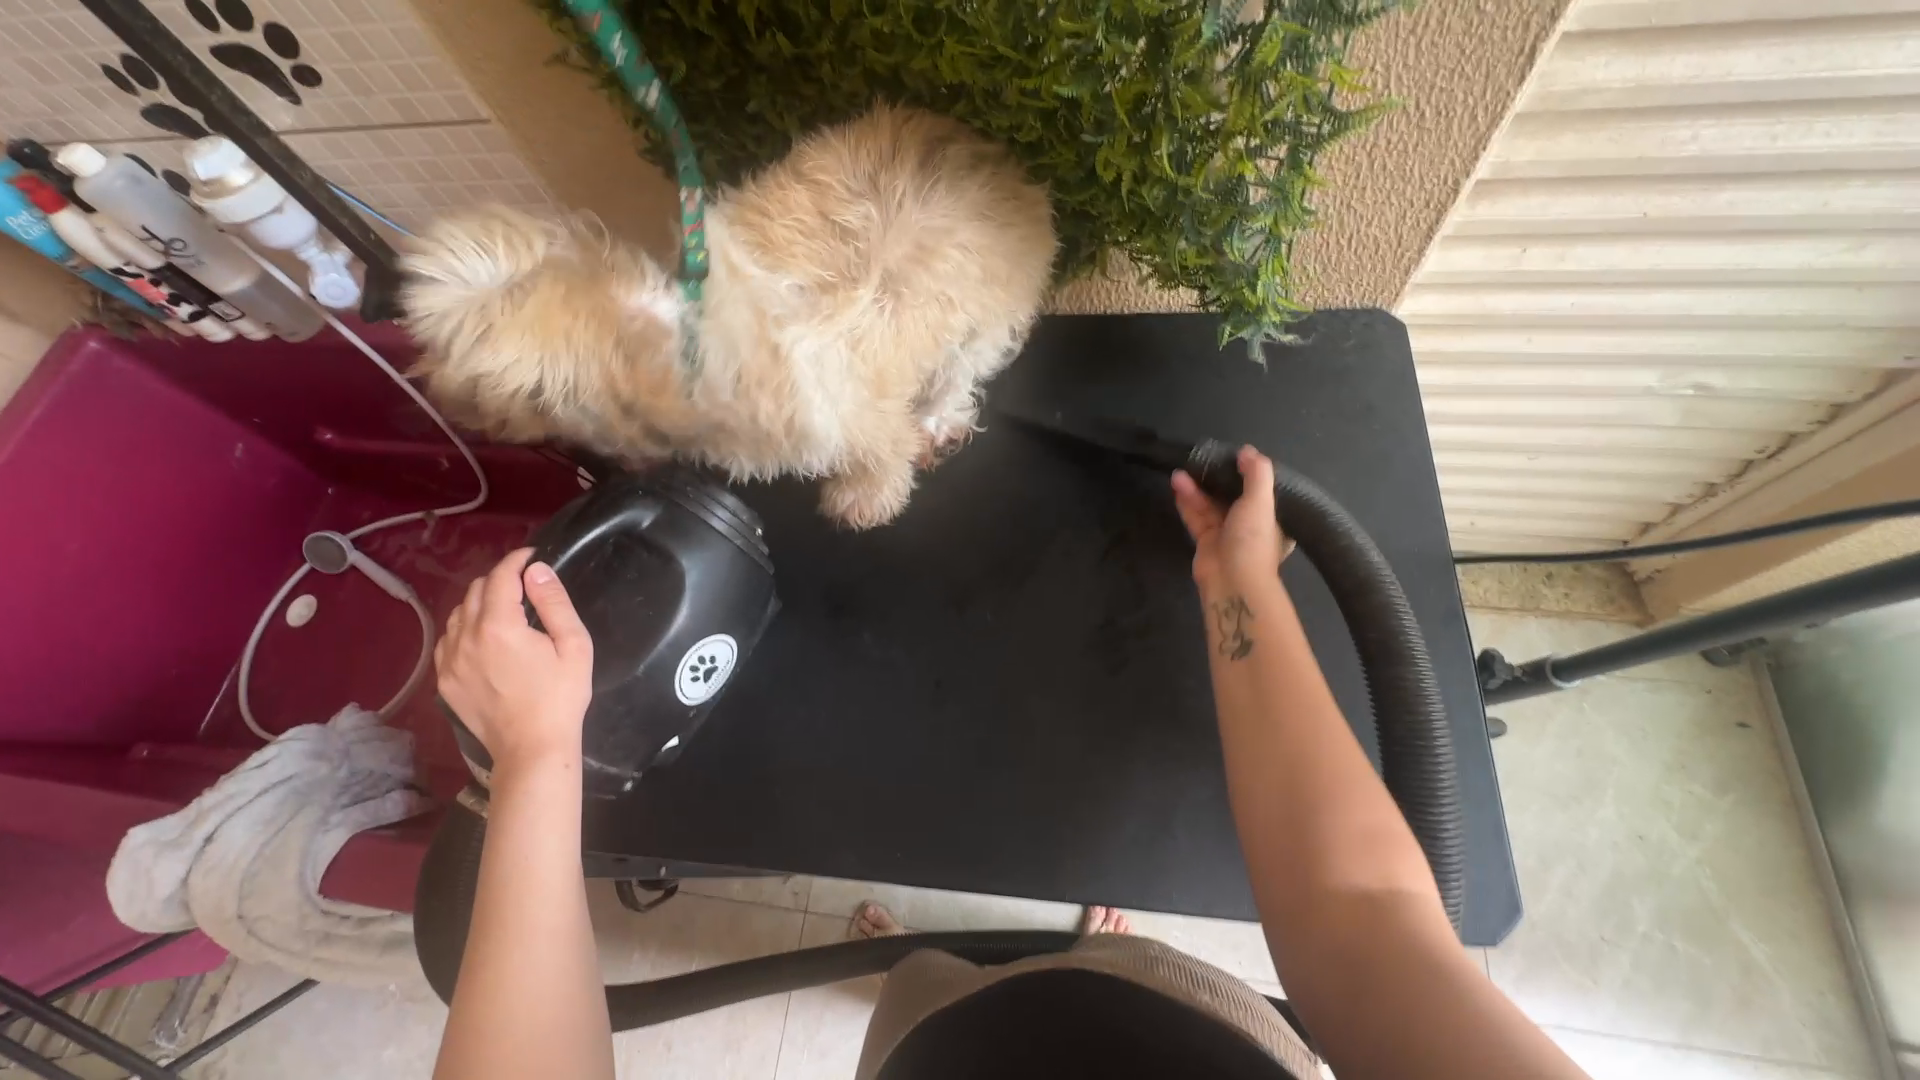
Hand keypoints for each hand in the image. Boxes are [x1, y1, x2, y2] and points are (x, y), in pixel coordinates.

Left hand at [435, 548, 593, 774]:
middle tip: (525, 585)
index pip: (501, 577)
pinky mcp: (444, 680)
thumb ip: (555, 603)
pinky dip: (464, 628)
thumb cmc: (561, 696)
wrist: (531, 747)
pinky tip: (484, 638)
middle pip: (476, 591)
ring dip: (480, 603)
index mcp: (500, 625)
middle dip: (500, 579)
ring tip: (505, 610)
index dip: (517, 560)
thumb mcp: (574, 645)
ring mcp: (449, 660)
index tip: (532, 556)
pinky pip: (448, 640)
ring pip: (458, 614)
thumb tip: (537, 570)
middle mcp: (466, 637)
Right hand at [1171, 445, 1291, 591]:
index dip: (1246, 472)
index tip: (1231, 455)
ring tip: (1180, 472)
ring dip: (1195, 489)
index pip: (1259, 489)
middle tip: (1200, 460)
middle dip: (1215, 479)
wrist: (1232, 581)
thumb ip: (1256, 473)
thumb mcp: (1261, 501)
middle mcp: (1250, 524)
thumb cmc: (1252, 539)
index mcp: (1271, 516)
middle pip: (1230, 495)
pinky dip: (1187, 502)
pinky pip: (1195, 516)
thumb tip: (1247, 450)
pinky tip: (1177, 486)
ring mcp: (1226, 533)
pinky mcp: (1206, 541)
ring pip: (1209, 505)